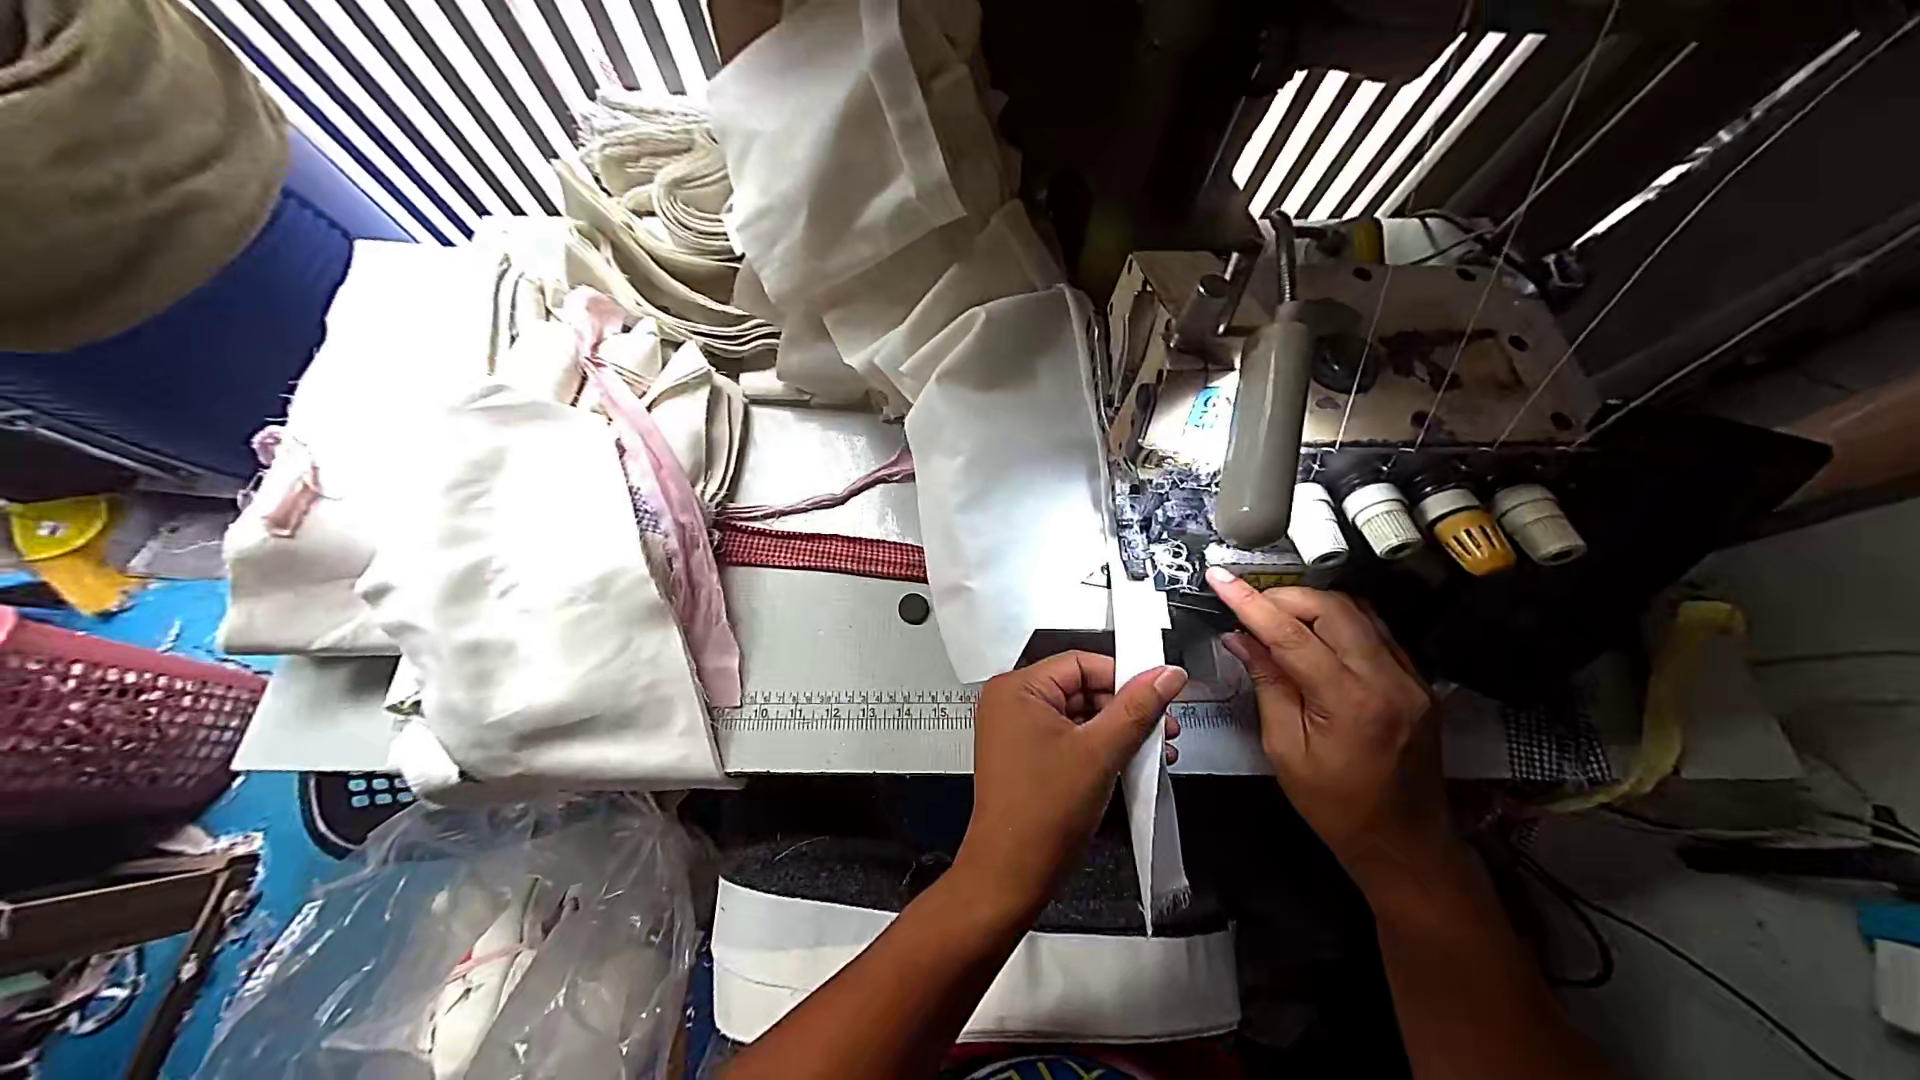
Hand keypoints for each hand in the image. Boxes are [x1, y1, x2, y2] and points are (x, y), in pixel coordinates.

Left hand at [955, 651, 1187, 912]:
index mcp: (1016, 689)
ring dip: (1117, 730)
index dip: (1124, 676)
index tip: (1157, 689)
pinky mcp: (1025, 754)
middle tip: (1160, 725)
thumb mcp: (1101, 751)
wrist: (1011, 873)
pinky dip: (1099, 747)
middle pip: (1082, 687)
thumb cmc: (1036, 817)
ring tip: (1151, 749)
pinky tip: (1128, 762)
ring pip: (1079, 714)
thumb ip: (1138, 707)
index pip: (1082, 662)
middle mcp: (1010, 703)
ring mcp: (1015, 730)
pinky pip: (1069, 736)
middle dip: (1125, 708)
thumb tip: (1163, 676)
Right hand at [1206, 568, 1452, 883]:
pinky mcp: (1415, 680)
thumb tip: (1242, 639)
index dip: (1250, 603)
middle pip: (1331, 608)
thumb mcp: (1285, 748)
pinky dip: (1336, 622)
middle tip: (1247, 606)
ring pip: (1356, 611)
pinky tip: (1311, 635)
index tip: (1222, 581)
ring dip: (1310, 605)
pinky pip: (1373, 630)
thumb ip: (1267, 684)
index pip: (1292, 635)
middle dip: (1282, 597)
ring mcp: (1409, 679)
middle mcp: (1389, 682)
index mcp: (1352, 703)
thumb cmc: (1339, 807)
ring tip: (1274, 619)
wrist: (1402, 841)